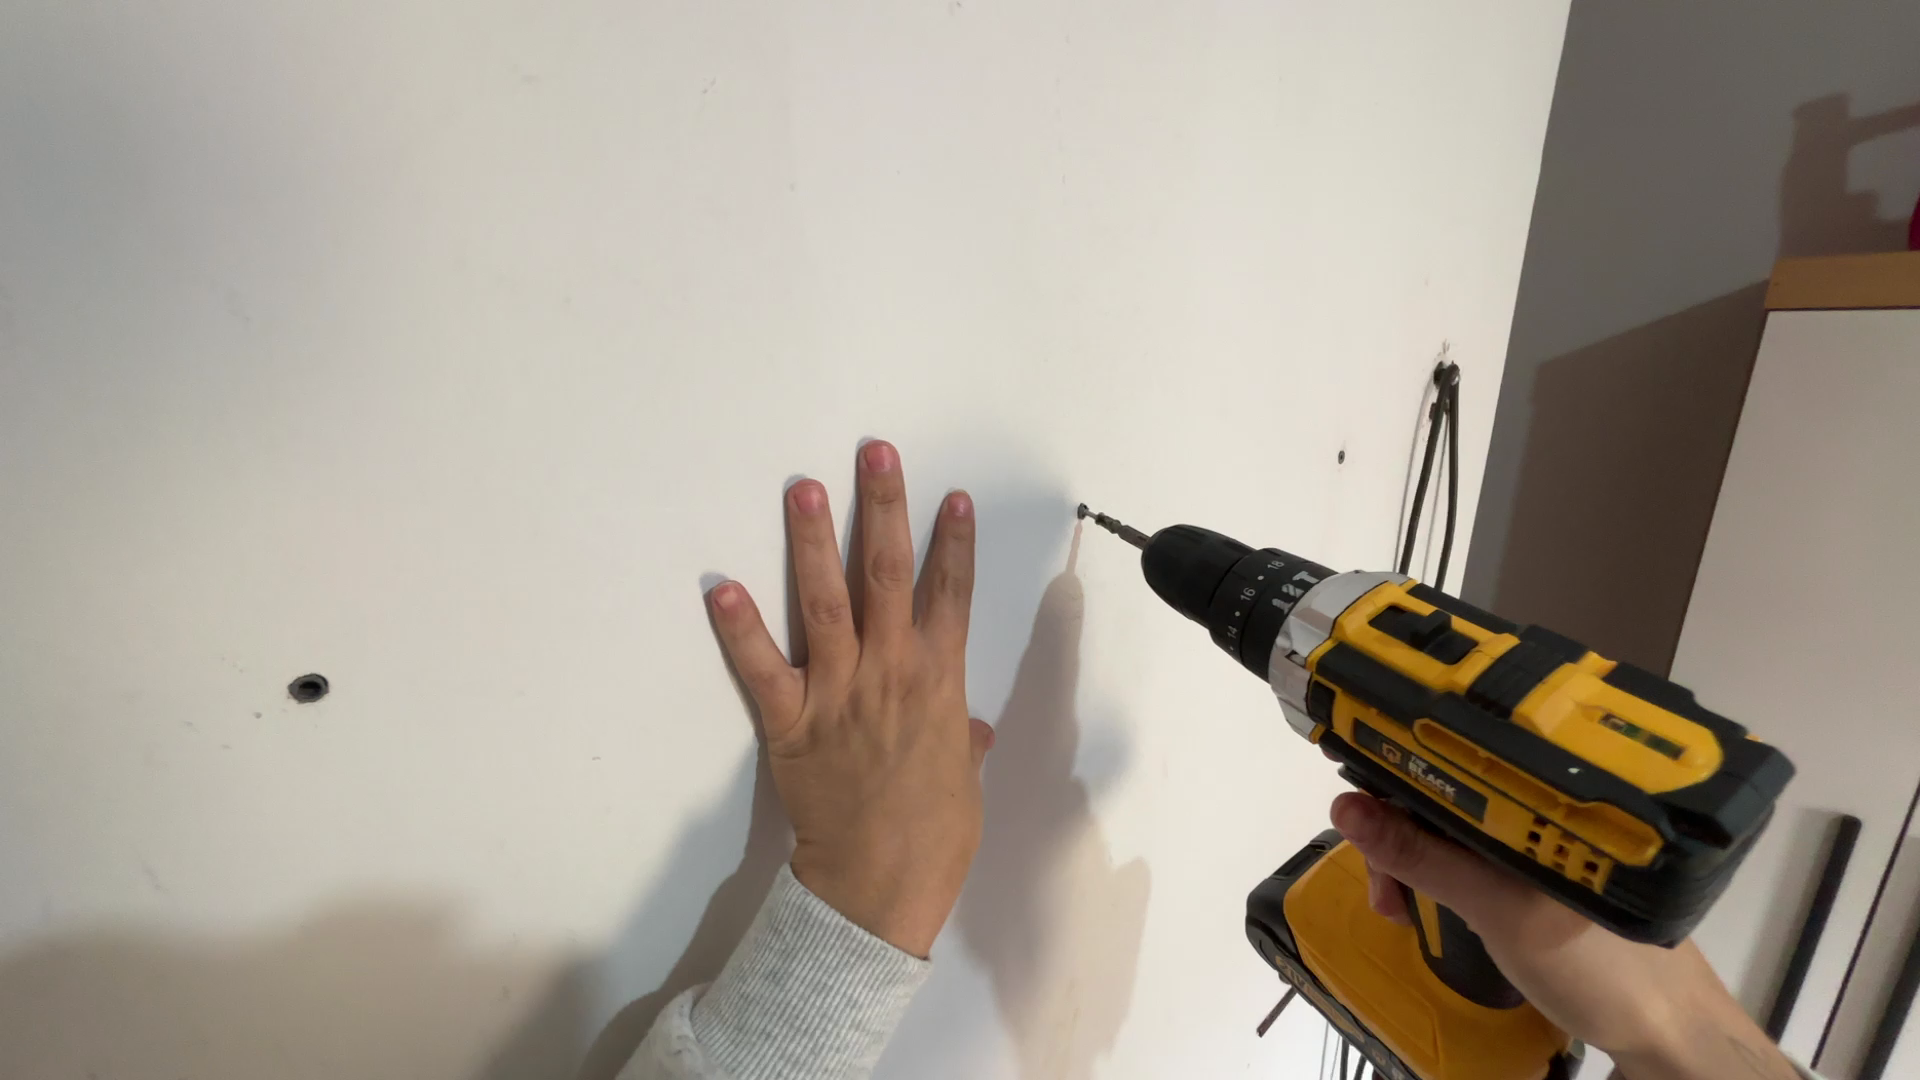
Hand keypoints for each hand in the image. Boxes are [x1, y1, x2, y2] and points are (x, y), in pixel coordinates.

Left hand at [708, 441, 992, 957]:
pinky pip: (763, 669)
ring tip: (804, 488)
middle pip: (889, 575)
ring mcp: (839, 692)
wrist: (881, 886)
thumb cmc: (936, 829)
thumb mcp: (965, 775)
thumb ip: (964, 736)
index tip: (953, 496)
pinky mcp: (792, 722)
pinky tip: (722, 586)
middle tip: (875, 454)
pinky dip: (742, 629)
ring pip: (827, 602)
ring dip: (815, 541)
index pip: (952, 595)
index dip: (955, 543)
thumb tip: (970, 727)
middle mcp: (891, 671)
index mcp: (939, 680)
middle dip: (884, 509)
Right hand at [1330, 793, 1799, 1079]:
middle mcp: (1525, 809)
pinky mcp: (1523, 874)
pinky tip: (1421, 908)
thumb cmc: (1597, 965)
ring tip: (1397, 908)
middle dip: (1392, 838)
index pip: (1441, 758)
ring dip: (1405, 863)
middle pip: (1432, 797)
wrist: (1674, 1042)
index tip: (1357, 818)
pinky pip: (1457, 858)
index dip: (1389, 776)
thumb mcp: (1496, 908)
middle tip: (1384, 889)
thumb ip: (1419, 855)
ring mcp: (1525, 843)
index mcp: (1528, 797)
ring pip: (1439, 829)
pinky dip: (1429, 879)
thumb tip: (1343, 805)